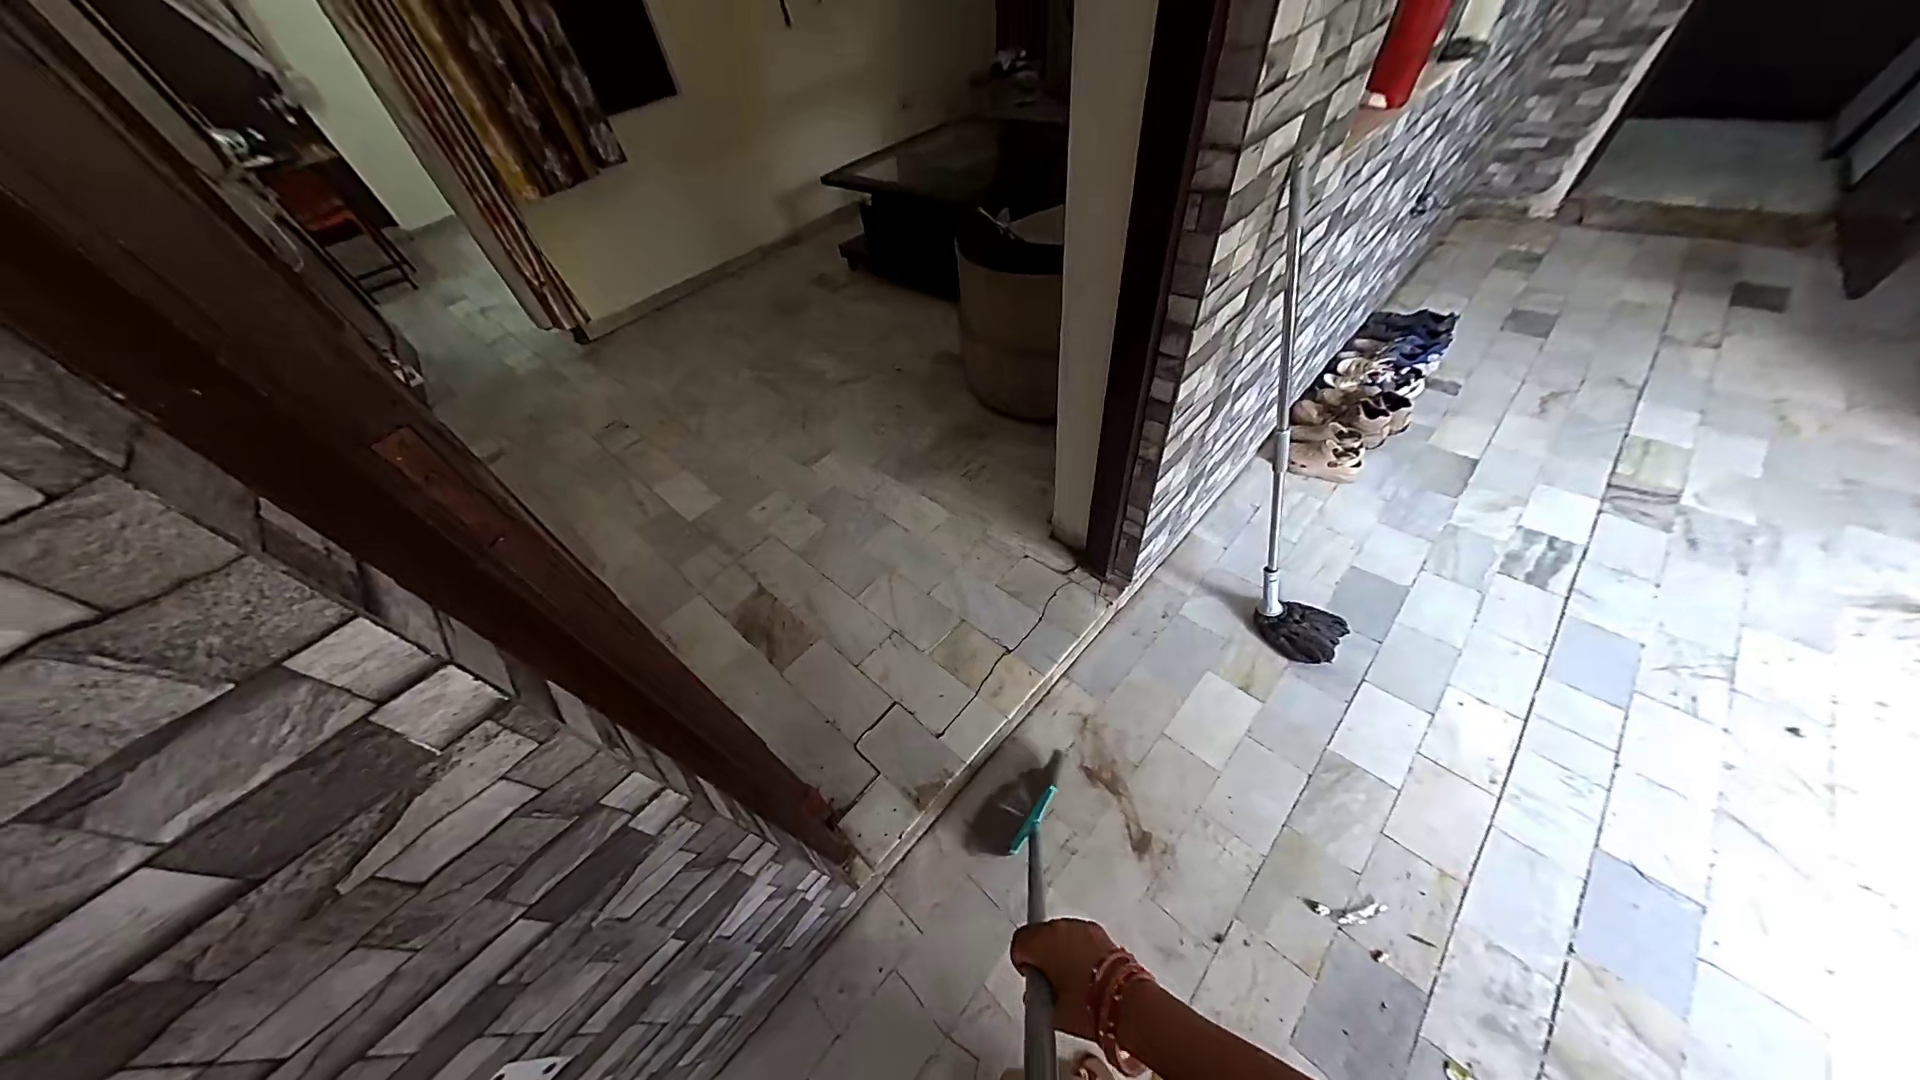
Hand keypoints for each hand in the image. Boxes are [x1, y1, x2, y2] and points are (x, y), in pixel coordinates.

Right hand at [1009, 918, 1129, 1041]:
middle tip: (1049, 981)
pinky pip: (1079, 935)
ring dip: (1060, 949)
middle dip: (1041, 954)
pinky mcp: (1098, 931)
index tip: (1029, 974)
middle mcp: (1060, 927)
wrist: (1126, 1004)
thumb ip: (1036, 994)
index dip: (1022, 960)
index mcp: (1042, 942)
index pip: (1019, 942)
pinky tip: (1085, 972)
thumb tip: (1037, 993)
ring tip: (1070, 979)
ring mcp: (1080, 927)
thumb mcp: (1051, 1010)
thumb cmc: (1090, 1007)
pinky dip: (1078, 948)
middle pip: (1039, 934)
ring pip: (1060, 933)